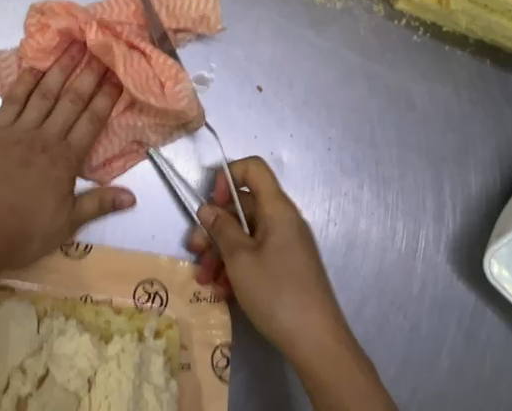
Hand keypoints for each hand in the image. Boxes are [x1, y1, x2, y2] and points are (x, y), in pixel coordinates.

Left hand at [0, 47, 134, 268]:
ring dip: (60, 68)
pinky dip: (24, 81)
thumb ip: (99, 204)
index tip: (117, 74)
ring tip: (74, 46)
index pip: (92, 121)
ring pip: (45, 93)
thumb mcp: (67, 225)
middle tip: (100, 47)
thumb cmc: (23, 233)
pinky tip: (35, 65)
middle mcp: (46, 138)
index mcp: (66, 160)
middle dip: (88, 73)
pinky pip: (12, 99)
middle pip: (72, 100)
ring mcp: (18, 131)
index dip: (106, 96)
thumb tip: (133, 196)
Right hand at [184, 157, 350, 359]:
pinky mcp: (285, 269)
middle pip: (243, 207)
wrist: (317, 344)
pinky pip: (255, 256)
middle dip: (215, 226)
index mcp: (277, 209)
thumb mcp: (240, 260)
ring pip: (245, 235)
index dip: (228, 177)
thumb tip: (208, 209)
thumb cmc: (276, 293)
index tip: (213, 203)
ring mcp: (285, 246)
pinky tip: (221, 292)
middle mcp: (283, 221)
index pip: (253, 169)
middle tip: (194, 249)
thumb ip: (221, 228)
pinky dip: (236, 268)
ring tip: (204, 279)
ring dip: (220, 252)